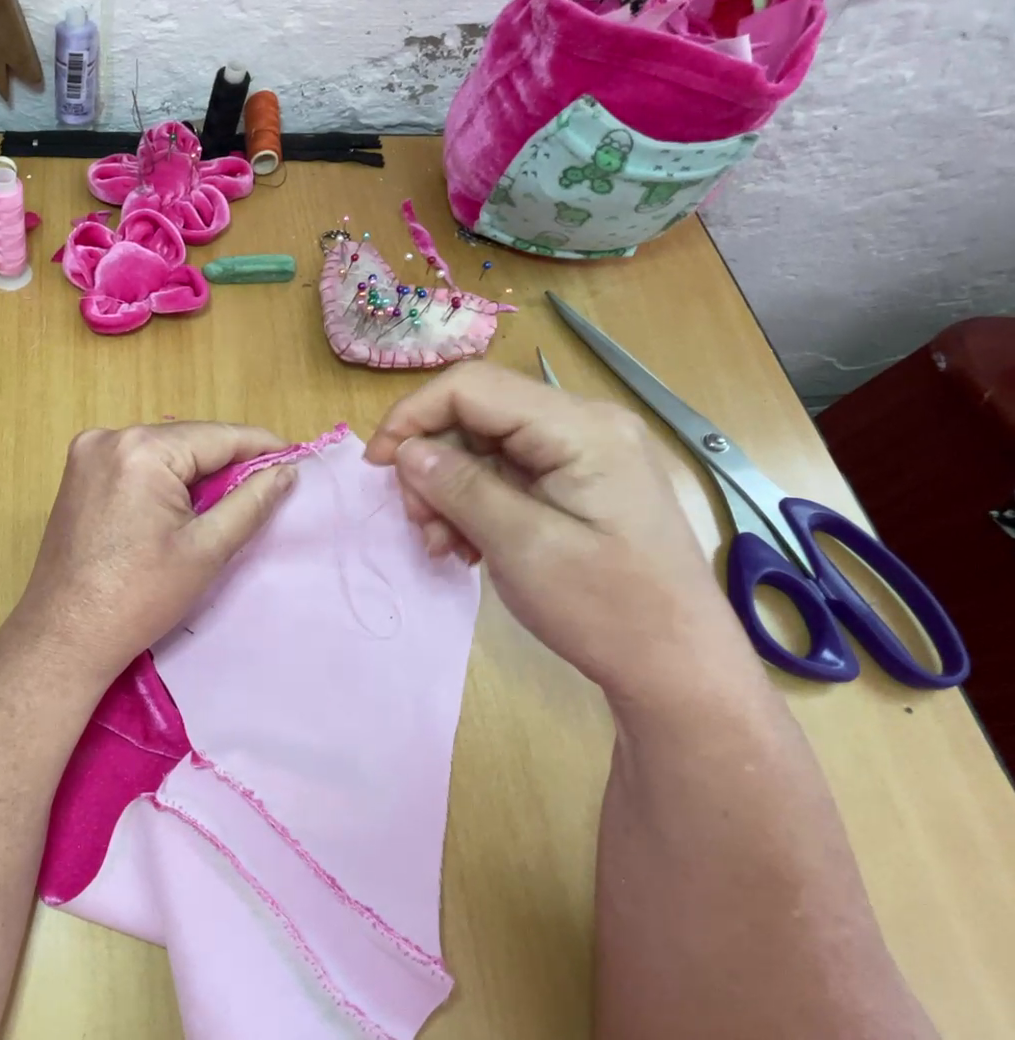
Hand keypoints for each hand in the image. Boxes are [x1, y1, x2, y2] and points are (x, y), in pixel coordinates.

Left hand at [11, 422, 296, 676]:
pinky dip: (162, 480)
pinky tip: (182, 507)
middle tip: (268, 488)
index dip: (262, 448)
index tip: (297, 460)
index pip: (217, 436)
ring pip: (161, 452)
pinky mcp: (76, 476)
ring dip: (195, 473)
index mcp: (140, 449)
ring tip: (229, 502)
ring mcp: (86, 455)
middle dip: (227, 463)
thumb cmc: (138, 597)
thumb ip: (250, 502)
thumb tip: (286, 471)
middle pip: (187, 440)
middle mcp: (107, 438)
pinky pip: (134, 465)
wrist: (64, 634)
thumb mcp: (205, 550)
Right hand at [364, 362, 755, 701]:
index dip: (412, 416)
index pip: (472, 386)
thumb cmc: (606, 607)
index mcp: (580, 429)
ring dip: (446, 492)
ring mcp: (582, 454)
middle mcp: (584, 426)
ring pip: (481, 448)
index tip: (376, 467)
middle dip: (430, 465)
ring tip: (442, 544)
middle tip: (418, 523)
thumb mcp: (522, 546)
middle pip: (474, 416)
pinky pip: (503, 475)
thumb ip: (461, 488)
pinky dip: (470, 505)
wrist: (676, 665)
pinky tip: (466, 546)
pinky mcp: (576, 483)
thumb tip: (406, 451)